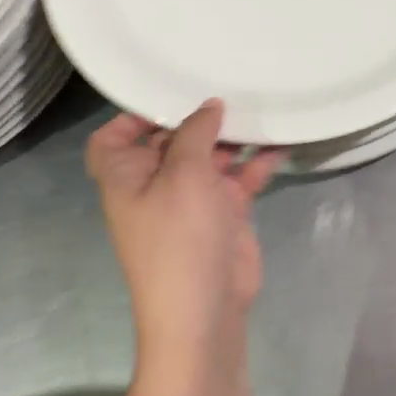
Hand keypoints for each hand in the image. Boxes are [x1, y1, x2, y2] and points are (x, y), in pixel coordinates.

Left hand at [86, 100, 284, 366]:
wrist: (203, 309)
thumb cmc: (179, 237)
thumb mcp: (183, 174)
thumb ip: (196, 133)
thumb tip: (210, 106)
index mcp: (127, 177)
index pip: (113, 139)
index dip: (132, 116)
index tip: (170, 93)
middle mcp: (156, 185)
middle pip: (171, 140)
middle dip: (198, 118)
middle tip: (230, 86)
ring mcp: (193, 200)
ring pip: (211, 156)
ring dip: (233, 137)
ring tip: (261, 109)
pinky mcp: (225, 214)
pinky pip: (241, 178)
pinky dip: (258, 162)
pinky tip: (282, 143)